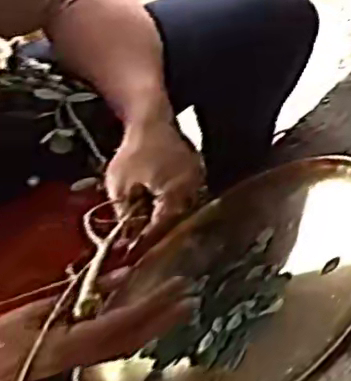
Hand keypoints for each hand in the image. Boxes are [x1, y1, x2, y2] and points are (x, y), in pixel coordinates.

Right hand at [0, 270, 190, 380]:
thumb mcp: (34, 312)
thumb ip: (82, 293)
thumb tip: (125, 274)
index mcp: (62, 345)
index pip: (120, 321)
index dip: (154, 301)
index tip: (180, 283)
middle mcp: (72, 359)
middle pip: (129, 339)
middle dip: (165, 319)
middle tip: (194, 299)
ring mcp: (71, 365)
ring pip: (124, 348)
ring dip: (156, 328)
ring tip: (182, 308)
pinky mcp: (70, 366)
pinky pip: (112, 352)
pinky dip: (137, 336)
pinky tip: (153, 323)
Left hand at [104, 119, 204, 240]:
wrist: (152, 128)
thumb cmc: (134, 157)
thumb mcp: (120, 187)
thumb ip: (127, 212)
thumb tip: (126, 235)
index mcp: (178, 189)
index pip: (166, 220)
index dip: (148, 238)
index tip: (131, 252)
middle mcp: (196, 183)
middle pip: (182, 213)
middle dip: (162, 229)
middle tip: (140, 242)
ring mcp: (199, 174)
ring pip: (187, 203)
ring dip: (169, 216)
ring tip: (149, 228)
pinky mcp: (197, 169)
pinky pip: (189, 192)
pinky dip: (174, 203)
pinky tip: (160, 209)